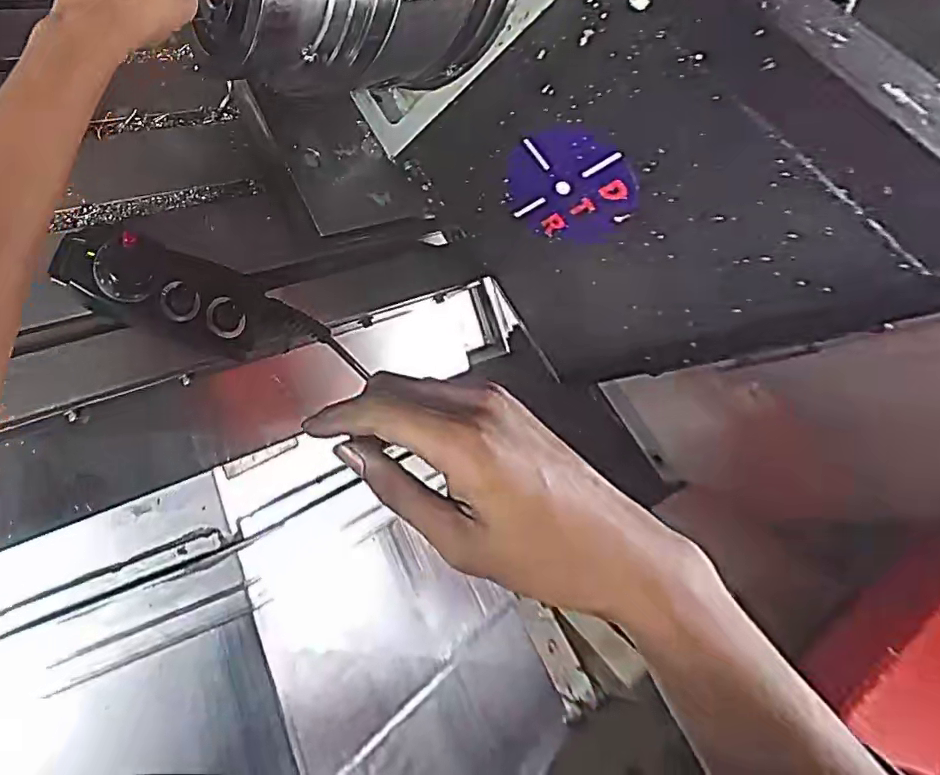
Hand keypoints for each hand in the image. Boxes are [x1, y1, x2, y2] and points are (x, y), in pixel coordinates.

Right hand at [304, 373, 710, 628]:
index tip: (315, 426)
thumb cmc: (555, 556)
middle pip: (392, 385)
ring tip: (373, 447)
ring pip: (415, 384)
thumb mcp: (460, 541)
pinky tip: (412, 440)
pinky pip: (441, 391)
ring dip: (386, 408)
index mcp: (466, 442)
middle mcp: (481, 407)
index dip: (337, 415)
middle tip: (339, 441)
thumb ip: (398, 490)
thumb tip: (358, 458)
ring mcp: (497, 400)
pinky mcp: (507, 404)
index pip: (379, 409)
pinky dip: (414, 408)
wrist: (624, 551)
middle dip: (357, 409)